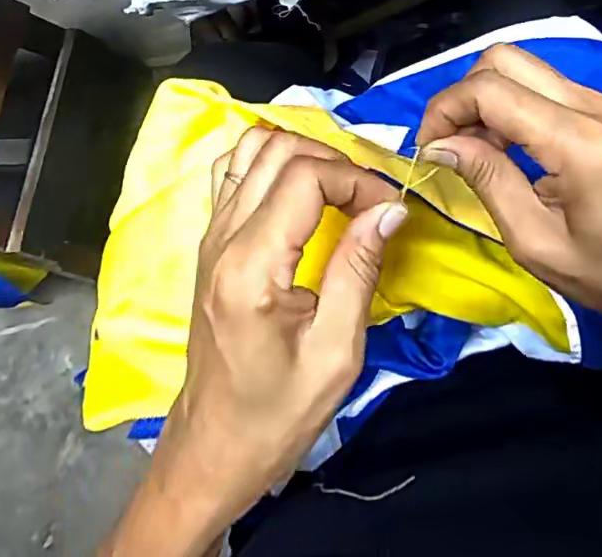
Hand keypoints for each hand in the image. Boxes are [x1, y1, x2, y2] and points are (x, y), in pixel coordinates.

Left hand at [157, 128, 408, 513]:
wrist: (212, 452)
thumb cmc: (278, 413)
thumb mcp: (337, 350)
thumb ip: (360, 268)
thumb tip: (391, 207)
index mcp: (251, 267)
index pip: (306, 177)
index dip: (357, 179)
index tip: (388, 207)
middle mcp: (222, 240)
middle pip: (278, 150)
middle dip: (335, 160)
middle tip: (367, 197)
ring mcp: (210, 238)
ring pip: (251, 148)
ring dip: (303, 153)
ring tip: (339, 185)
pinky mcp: (210, 243)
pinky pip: (235, 171)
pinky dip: (273, 161)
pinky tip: (300, 187)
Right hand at [416, 44, 601, 346]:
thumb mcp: (538, 245)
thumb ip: (489, 183)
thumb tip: (441, 144)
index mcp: (576, 140)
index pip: (490, 89)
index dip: (445, 111)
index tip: (428, 151)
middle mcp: (590, 105)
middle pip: (503, 59)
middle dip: (462, 95)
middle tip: (449, 145)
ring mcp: (601, 103)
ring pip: (522, 66)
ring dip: (486, 98)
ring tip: (474, 151)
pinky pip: (543, 86)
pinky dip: (511, 104)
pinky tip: (506, 148)